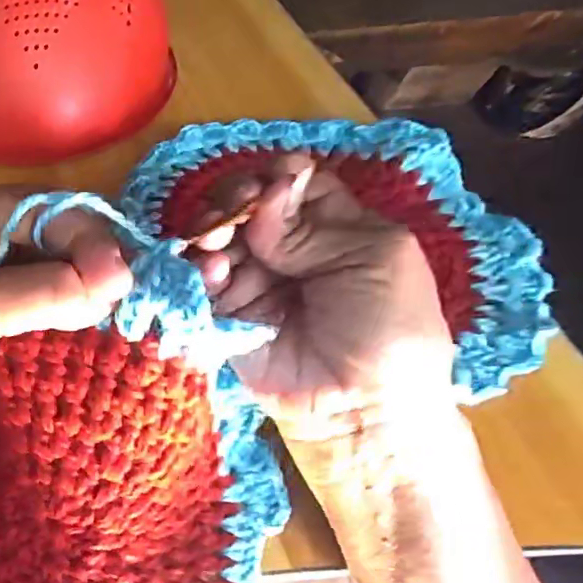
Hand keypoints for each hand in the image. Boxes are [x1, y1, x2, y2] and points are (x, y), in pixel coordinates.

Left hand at [0, 187, 132, 428]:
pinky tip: (92, 315)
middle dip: (87, 258)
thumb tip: (121, 277)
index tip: (119, 272)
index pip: (39, 206)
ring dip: (82, 283)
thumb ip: (47, 289)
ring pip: (51, 263)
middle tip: (125, 290)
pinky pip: (42, 293)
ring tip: (114, 305)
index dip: (84, 233)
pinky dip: (68, 303)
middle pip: (50, 230)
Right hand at [186, 153, 455, 440]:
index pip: (290, 185)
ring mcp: (248, 282)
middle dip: (229, 208)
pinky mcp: (219, 313)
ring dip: (209, 240)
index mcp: (333, 228)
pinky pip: (196, 284)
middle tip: (225, 221)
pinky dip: (196, 274)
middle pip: (241, 210)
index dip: (272, 180)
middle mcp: (285, 250)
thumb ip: (312, 225)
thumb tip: (268, 185)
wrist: (355, 403)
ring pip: (213, 243)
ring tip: (215, 256)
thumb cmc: (387, 327)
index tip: (262, 187)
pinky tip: (210, 277)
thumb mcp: (373, 259)